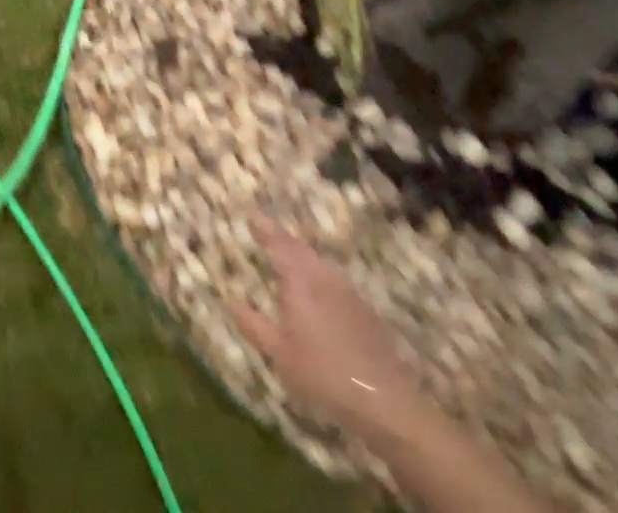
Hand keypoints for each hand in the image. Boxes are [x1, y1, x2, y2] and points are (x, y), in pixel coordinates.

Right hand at [232, 217, 423, 436]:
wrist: (386, 402)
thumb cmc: (322, 374)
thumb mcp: (278, 353)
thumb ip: (254, 324)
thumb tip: (232, 301)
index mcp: (301, 286)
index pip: (281, 248)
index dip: (266, 230)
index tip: (252, 215)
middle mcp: (327, 283)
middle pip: (304, 252)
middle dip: (284, 239)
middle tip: (267, 230)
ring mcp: (352, 297)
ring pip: (322, 266)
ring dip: (304, 256)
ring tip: (289, 254)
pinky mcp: (367, 314)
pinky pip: (336, 282)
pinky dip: (320, 275)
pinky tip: (318, 288)